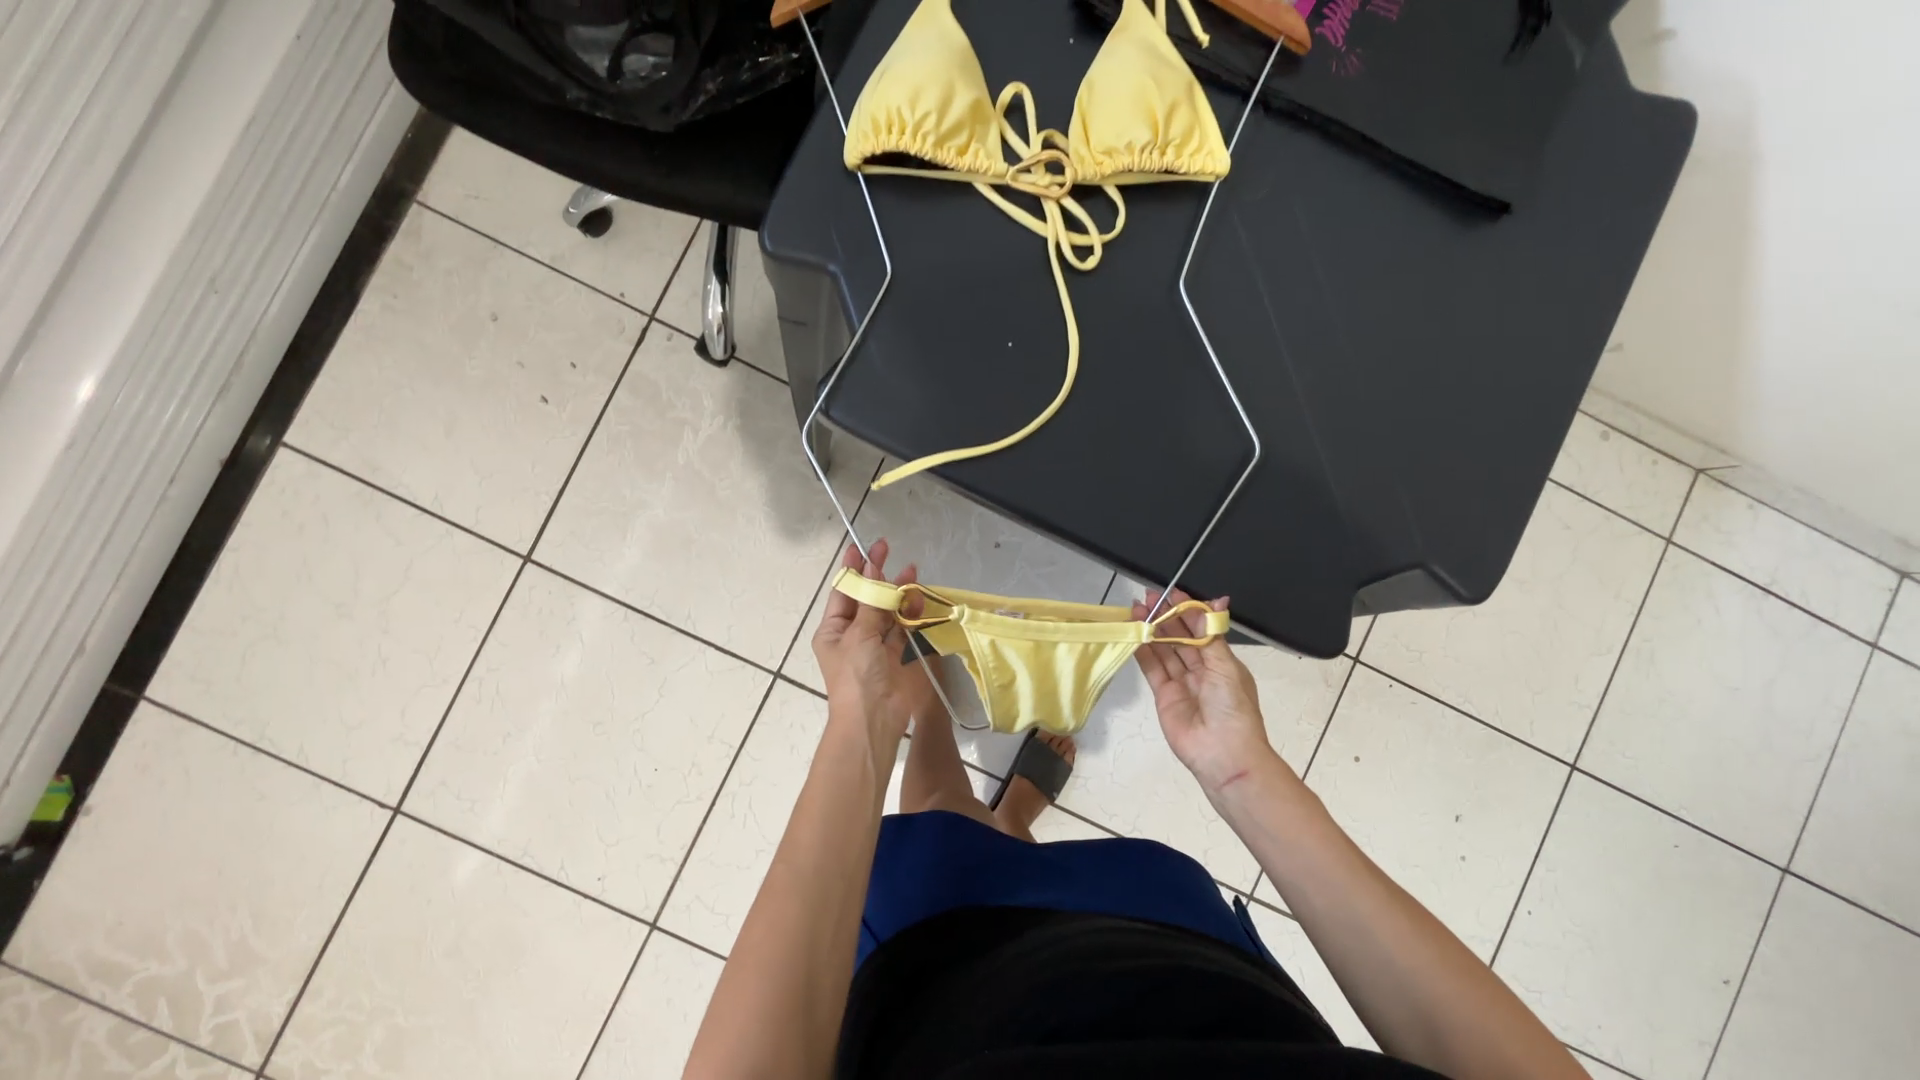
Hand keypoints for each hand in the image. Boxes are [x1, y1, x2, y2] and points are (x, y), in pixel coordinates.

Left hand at [813, 539, 929, 745]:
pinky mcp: (898, 654)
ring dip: (897, 591)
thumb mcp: (859, 634)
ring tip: (911, 571)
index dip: (853, 568)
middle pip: (867, 598)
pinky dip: (910, 612)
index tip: (861, 546)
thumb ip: (871, 601)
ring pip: (887, 610)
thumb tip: (873, 569)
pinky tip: (916, 597)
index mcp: (833, 630)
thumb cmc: (857, 675)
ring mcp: (876, 645)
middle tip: (887, 548)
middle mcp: (853, 634)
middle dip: (877, 575)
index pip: (843, 592)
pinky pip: (903, 627)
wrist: (874, 718)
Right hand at [1131, 589, 1287, 794]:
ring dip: (1152, 630)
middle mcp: (1202, 670)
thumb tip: (1215, 601)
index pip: (1201, 630)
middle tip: (1147, 598)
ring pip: (1164, 650)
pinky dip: (1143, 651)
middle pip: (1180, 638)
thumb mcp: (1226, 667)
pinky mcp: (1164, 696)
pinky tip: (1134, 633)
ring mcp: (1182, 684)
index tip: (1171, 593)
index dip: (1187, 611)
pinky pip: (1152, 669)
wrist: (1223, 754)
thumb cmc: (1233, 708)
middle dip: (1165, 617)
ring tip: (1135, 610)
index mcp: (1222, 662)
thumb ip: (1211, 635)